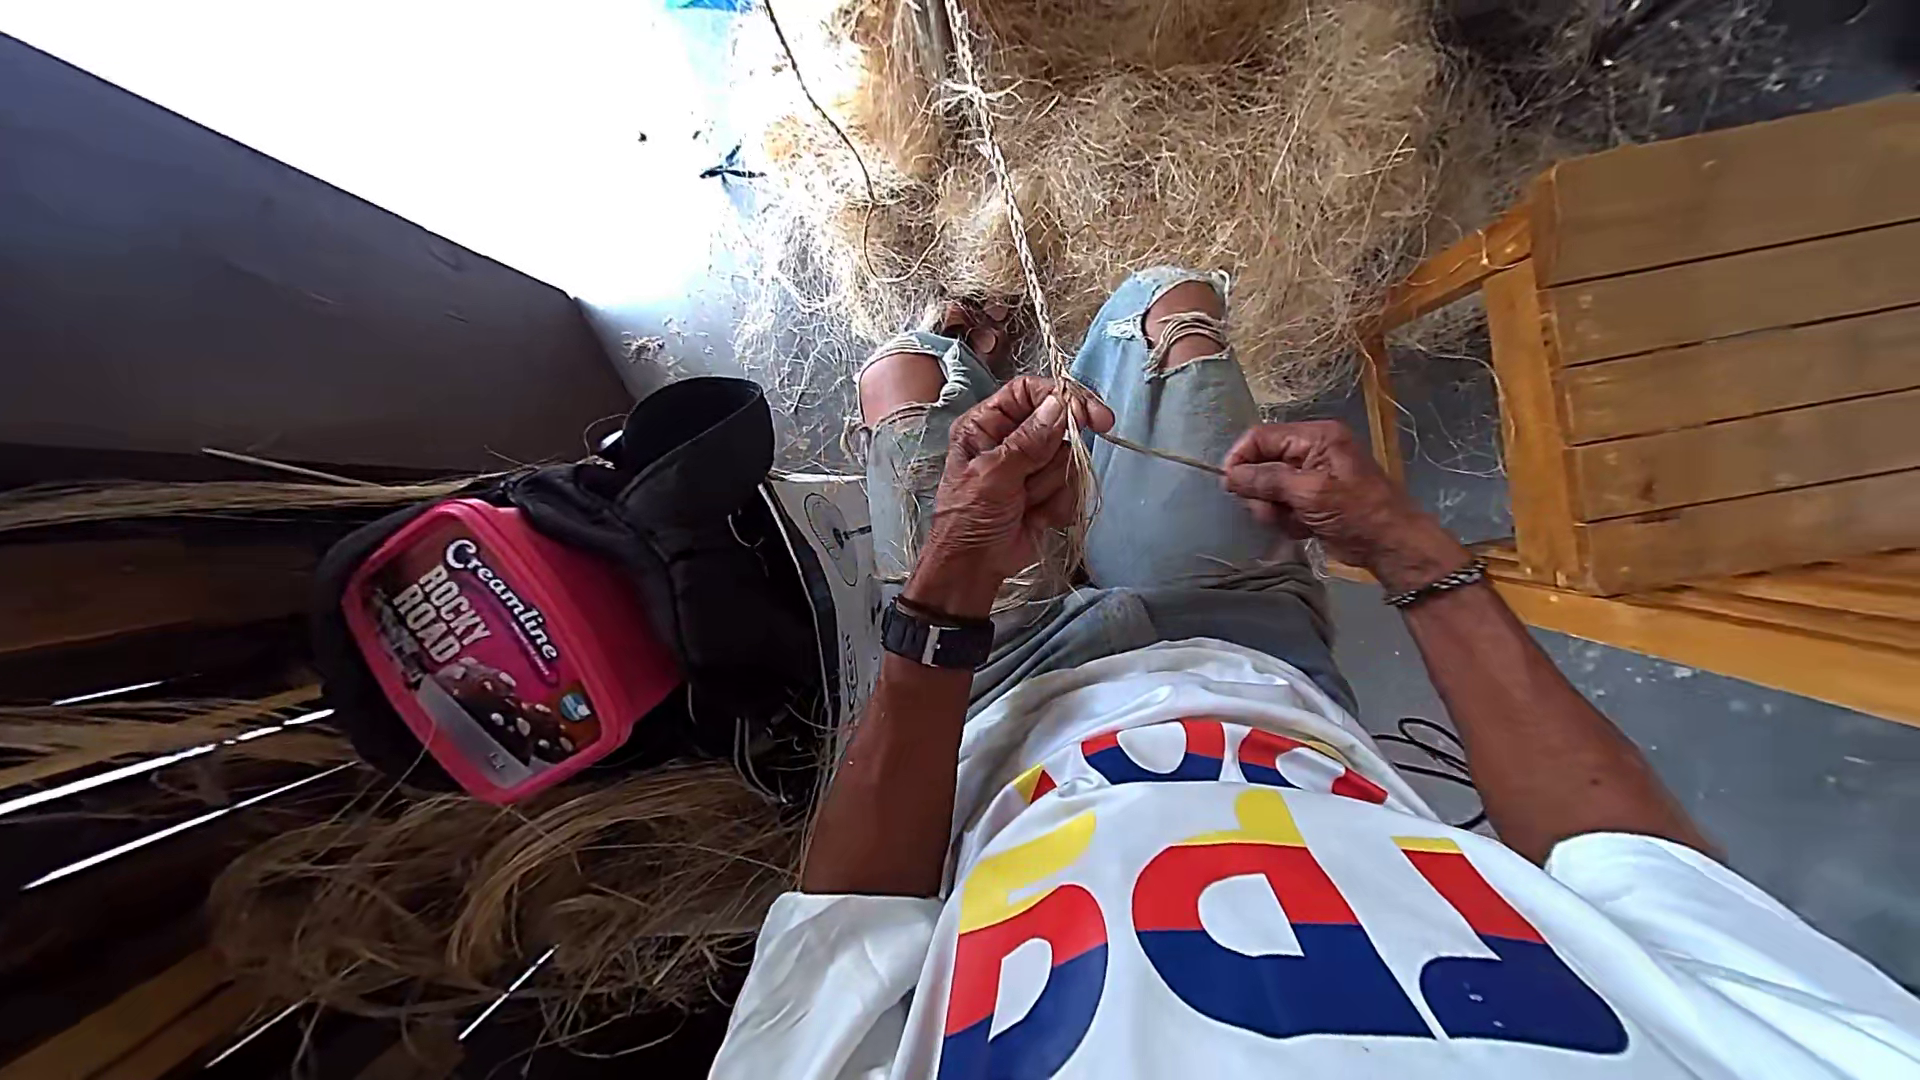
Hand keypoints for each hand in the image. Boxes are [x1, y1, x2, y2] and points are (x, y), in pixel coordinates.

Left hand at [905, 377, 1114, 617]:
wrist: (974, 567)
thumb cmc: (969, 518)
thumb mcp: (993, 475)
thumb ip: (1028, 441)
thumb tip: (1060, 404)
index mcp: (986, 425)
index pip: (1028, 392)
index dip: (1061, 397)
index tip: (1091, 415)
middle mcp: (1011, 439)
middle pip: (1057, 426)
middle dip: (1051, 458)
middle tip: (1032, 482)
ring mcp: (1032, 466)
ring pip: (1068, 459)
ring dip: (1050, 487)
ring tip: (1024, 505)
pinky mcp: (1049, 491)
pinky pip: (1072, 486)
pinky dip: (1057, 505)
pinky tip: (1034, 518)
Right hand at [1221, 420, 1468, 590]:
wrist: (1388, 545)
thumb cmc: (1357, 511)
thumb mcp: (1309, 491)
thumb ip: (1266, 479)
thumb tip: (1230, 475)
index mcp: (1315, 437)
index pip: (1259, 437)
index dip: (1240, 458)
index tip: (1230, 484)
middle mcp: (1308, 452)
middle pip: (1258, 464)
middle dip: (1259, 491)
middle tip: (1273, 509)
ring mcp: (1306, 477)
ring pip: (1263, 489)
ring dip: (1271, 509)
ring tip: (1293, 520)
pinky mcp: (1305, 499)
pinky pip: (1276, 505)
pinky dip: (1283, 519)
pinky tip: (1302, 526)